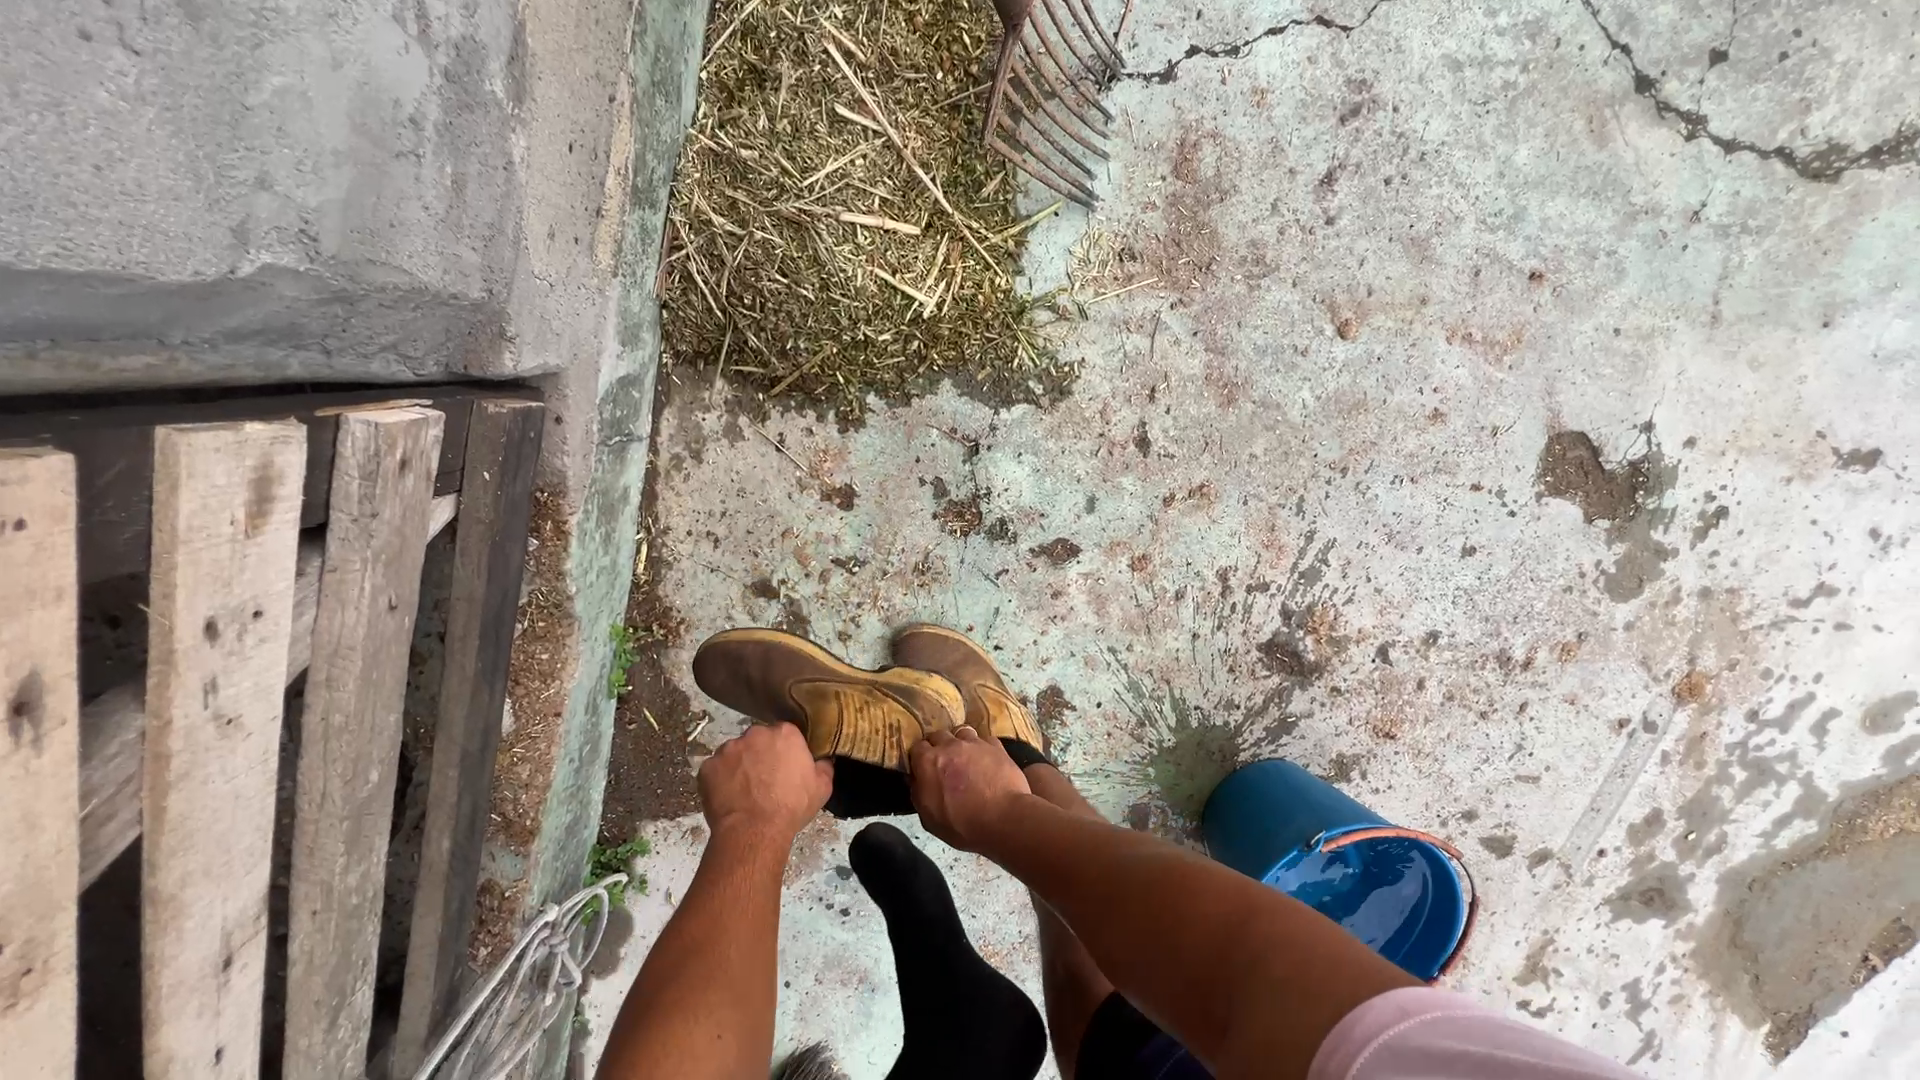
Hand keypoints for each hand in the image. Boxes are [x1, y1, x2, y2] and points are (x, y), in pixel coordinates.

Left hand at [698, 722, 832, 845]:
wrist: (754, 830)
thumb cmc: (791, 807)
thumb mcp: (822, 788)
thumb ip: (824, 766)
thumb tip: (823, 759)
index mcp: (785, 733)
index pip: (785, 734)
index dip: (785, 751)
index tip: (785, 767)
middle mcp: (755, 733)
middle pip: (758, 739)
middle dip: (760, 754)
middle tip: (765, 779)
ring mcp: (728, 748)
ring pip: (735, 753)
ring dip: (740, 766)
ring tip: (745, 791)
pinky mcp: (708, 766)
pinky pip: (716, 770)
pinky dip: (720, 780)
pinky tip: (729, 797)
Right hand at [909, 727, 1032, 851]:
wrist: (1003, 819)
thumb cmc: (962, 825)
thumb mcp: (929, 818)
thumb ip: (918, 793)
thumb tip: (915, 780)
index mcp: (928, 761)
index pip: (917, 748)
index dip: (919, 758)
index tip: (923, 768)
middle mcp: (950, 746)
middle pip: (938, 735)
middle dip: (938, 746)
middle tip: (944, 763)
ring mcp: (974, 743)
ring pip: (962, 732)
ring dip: (960, 742)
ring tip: (965, 757)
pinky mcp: (996, 746)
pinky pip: (985, 740)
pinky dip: (983, 747)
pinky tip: (986, 759)